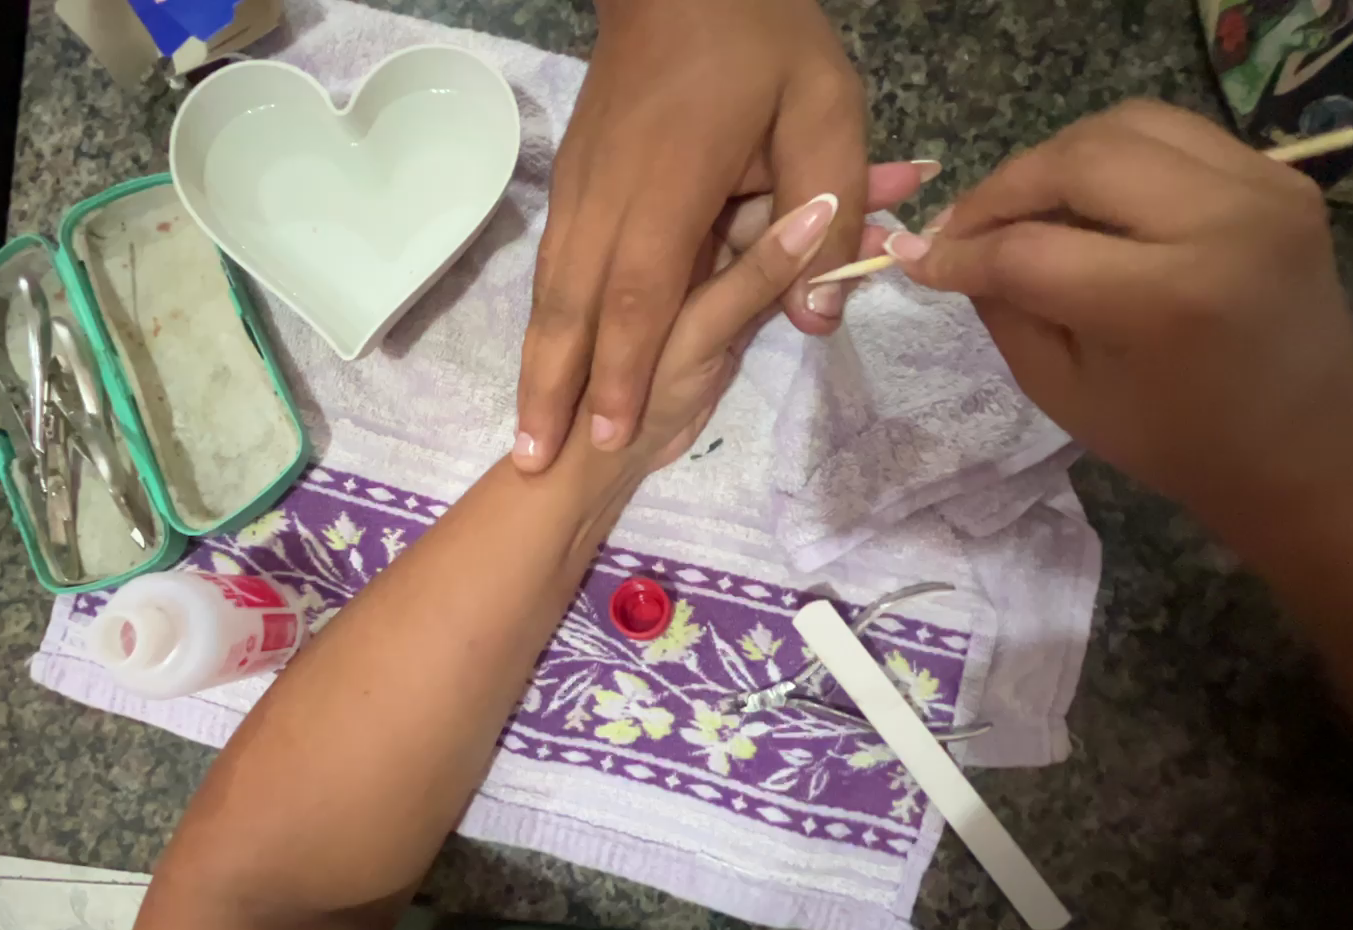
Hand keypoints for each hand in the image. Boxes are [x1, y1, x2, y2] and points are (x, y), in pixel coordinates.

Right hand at [515, 0, 891, 470]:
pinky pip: (551, 274)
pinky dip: (542, 331)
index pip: (639, 293)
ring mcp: (575, 195)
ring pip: (549, 295)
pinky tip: (539, 371)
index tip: (605, 436)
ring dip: (534, 369)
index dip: (622, 370)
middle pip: (569, 308)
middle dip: (549, 390)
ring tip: (524, 435)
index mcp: (671, 182)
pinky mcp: (566, 192)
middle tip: (533, 461)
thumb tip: (815, 316)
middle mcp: (606, 199)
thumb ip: (828, 210)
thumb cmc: (762, 45)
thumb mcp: (826, 111)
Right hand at [881, 100, 1352, 520]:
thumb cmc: (1160, 433)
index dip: (957, 253)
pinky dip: (1099, 159)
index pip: (1028, 248)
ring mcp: (1261, 185)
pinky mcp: (1274, 174)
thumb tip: (942, 254)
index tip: (912, 260)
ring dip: (1046, 162)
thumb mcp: (1056, 384)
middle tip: (954, 231)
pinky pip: (1165, 136)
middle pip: (1077, 161)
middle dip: (996, 191)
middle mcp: (1222, 220)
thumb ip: (1003, 307)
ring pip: (1122, 127)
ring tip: (1008, 210)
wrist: (1293, 435)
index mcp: (1163, 297)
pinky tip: (1069, 201)